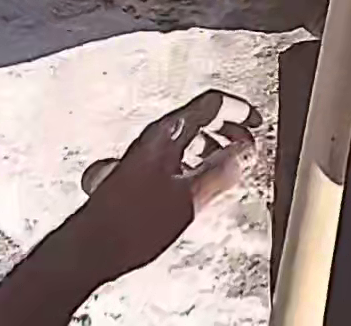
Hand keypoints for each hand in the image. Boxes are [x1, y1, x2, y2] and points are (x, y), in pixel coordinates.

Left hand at [63, 90, 257, 281]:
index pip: (211, 104)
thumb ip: (220, 172)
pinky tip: (204, 179)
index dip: (238, 109)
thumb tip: (244, 152)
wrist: (93, 245)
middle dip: (229, 126)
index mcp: (168, 132)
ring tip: (232, 162)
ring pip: (189, 136)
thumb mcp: (189, 198)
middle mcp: (157, 136)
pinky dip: (198, 159)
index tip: (256, 119)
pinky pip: (179, 153)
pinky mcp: (142, 171)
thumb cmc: (134, 221)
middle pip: (200, 116)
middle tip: (249, 142)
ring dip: (215, 144)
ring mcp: (148, 152)